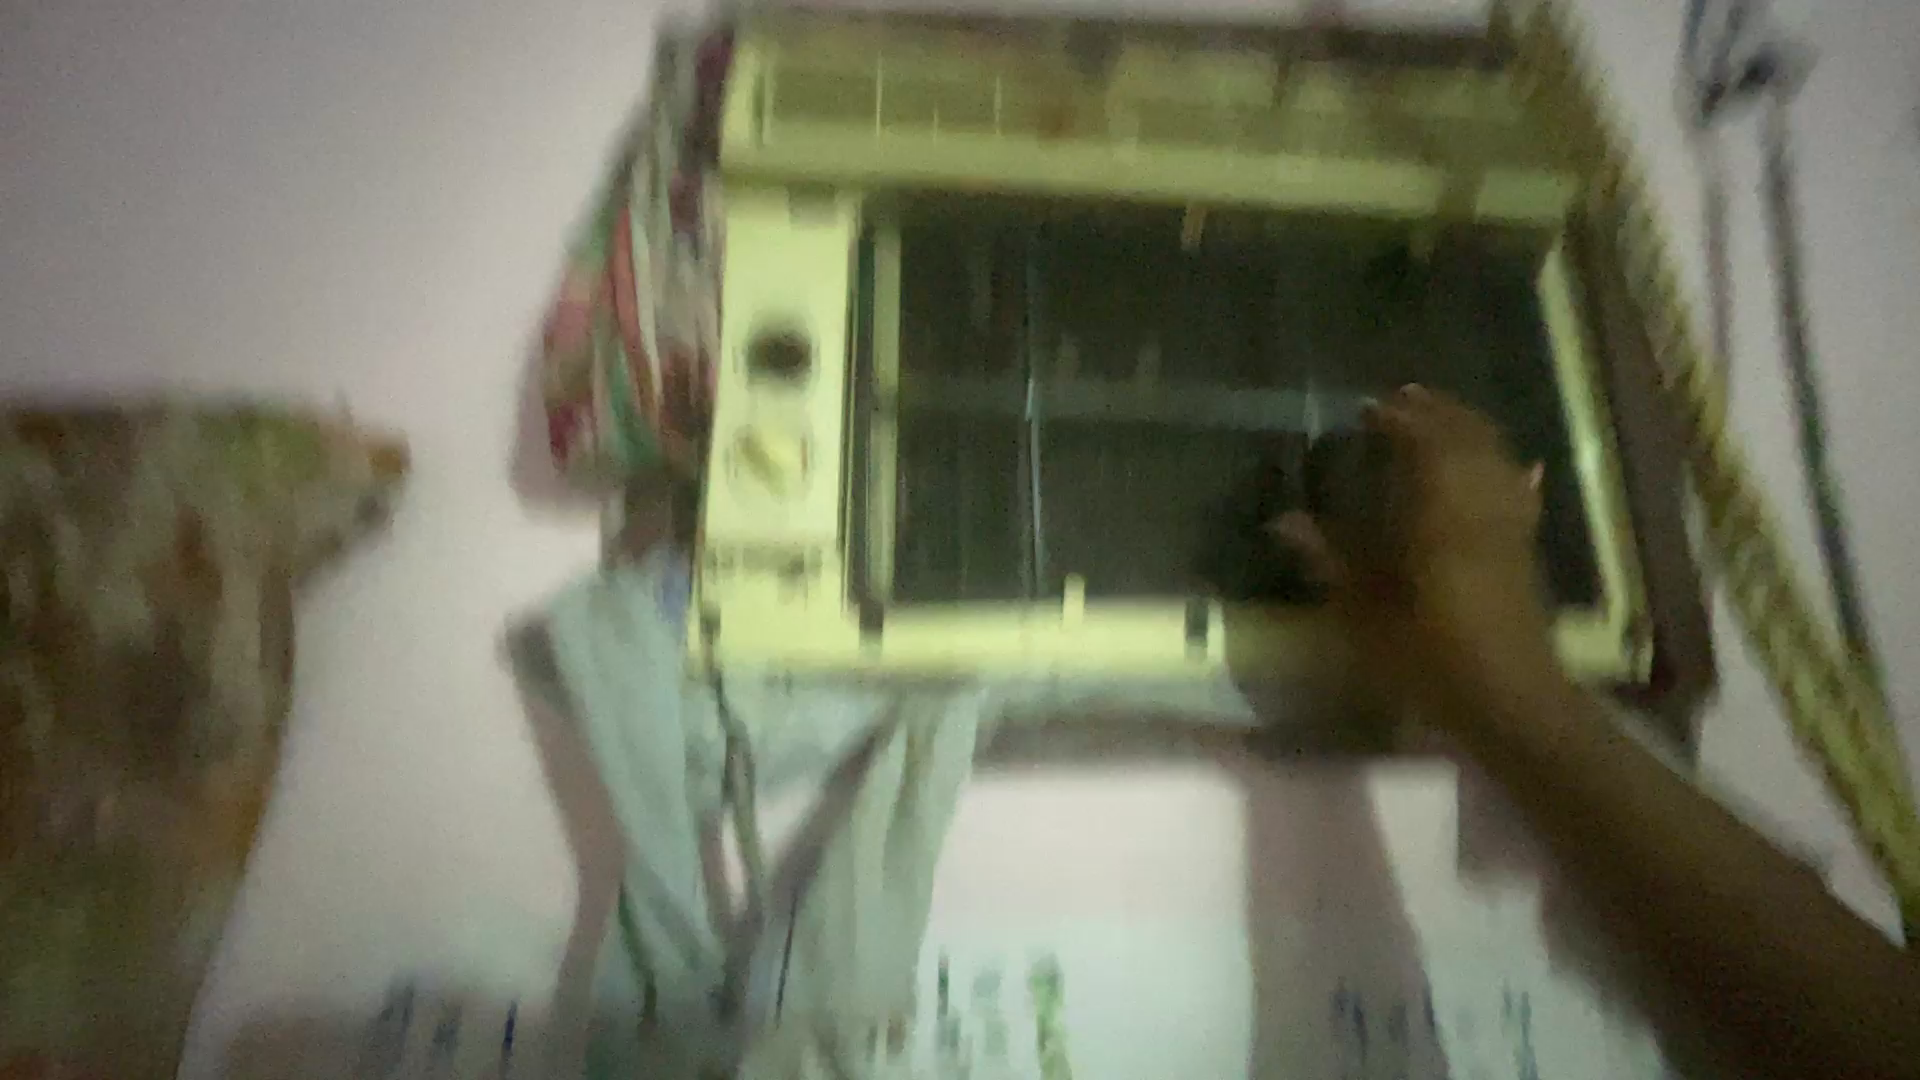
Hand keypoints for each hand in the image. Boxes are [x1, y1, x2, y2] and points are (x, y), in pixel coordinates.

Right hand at [1274, 386, 1563, 726]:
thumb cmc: (1425, 654)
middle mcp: (1479, 509)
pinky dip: (1512, 469)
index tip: (1368, 410)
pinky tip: (1517, 462)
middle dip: (1436, 412)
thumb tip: (1282, 520)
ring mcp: (1508, 527)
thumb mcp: (1360, 609)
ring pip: (1497, 458)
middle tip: (1403, 396)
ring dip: (1470, 429)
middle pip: (1466, 441)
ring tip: (1442, 413)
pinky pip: (1521, 492)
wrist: (1507, 699)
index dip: (1398, 422)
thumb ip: (1326, 557)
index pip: (1423, 447)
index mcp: (1437, 518)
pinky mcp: (1524, 548)